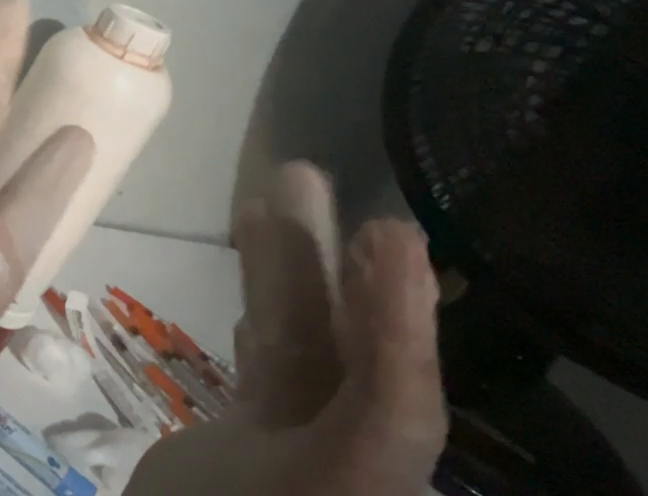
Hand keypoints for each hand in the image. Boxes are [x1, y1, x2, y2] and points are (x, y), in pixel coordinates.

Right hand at [124, 163, 447, 495]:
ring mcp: (300, 449)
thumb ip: (346, 413)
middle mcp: (347, 467)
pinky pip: (269, 359)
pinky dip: (261, 302)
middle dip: (337, 269)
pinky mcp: (261, 439)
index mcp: (357, 486)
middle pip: (353, 359)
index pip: (395, 411)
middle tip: (310, 181)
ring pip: (300, 345)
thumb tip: (366, 397)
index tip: (385, 238)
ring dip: (286, 266)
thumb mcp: (271, 480)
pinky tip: (250, 248)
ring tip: (272, 188)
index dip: (396, 327)